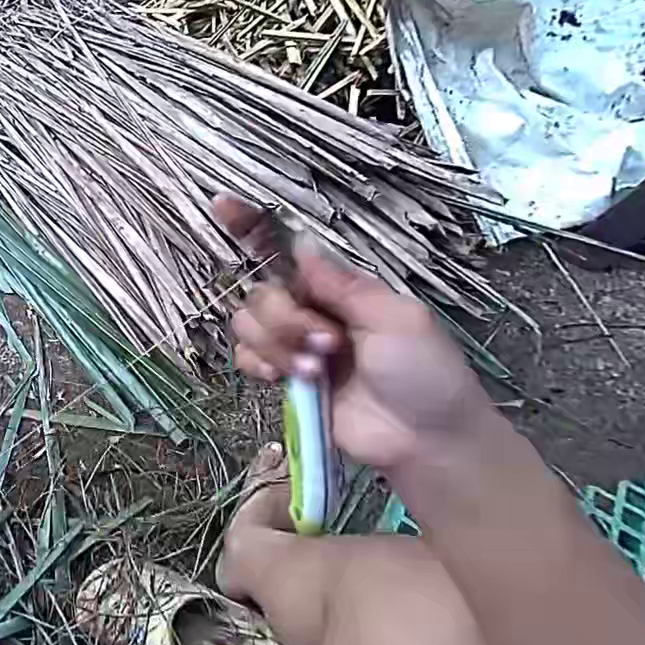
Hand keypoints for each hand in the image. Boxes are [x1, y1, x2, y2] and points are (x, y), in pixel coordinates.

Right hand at [214, 195, 501, 471]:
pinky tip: (283, 378)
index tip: (221, 204)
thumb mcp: (397, 317)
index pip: (287, 249)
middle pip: (261, 293)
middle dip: (286, 319)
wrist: (424, 440)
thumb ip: (344, 284)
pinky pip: (245, 356)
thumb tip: (303, 242)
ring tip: (317, 371)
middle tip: (327, 343)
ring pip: (248, 324)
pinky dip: (258, 363)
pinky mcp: (282, 377)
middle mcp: (309, 309)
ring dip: (278, 346)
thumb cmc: (423, 372)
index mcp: (337, 288)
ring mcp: (293, 344)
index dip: (251, 225)